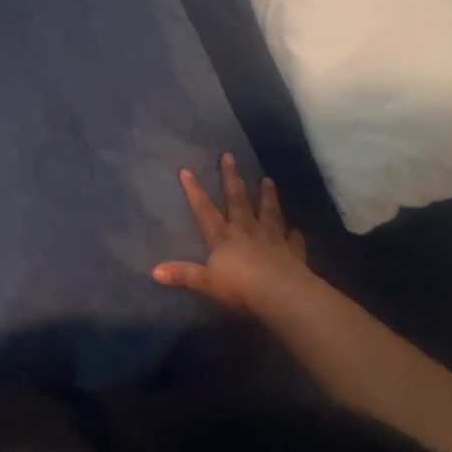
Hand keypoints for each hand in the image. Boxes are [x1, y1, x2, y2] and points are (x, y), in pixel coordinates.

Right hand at [154, 153, 312, 312]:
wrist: (281, 295)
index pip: (204, 210)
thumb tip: (154, 271)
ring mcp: (272, 240)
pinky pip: (293, 241)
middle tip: (229, 156)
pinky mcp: (293, 254)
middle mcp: (246, 232)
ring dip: (267, 197)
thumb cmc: (240, 287)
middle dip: (231, 179)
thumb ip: (183, 274)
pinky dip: (294, 234)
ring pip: (268, 213)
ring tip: (268, 180)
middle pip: (237, 201)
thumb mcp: (206, 282)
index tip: (186, 170)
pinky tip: (297, 229)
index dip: (194, 191)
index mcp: (223, 237)